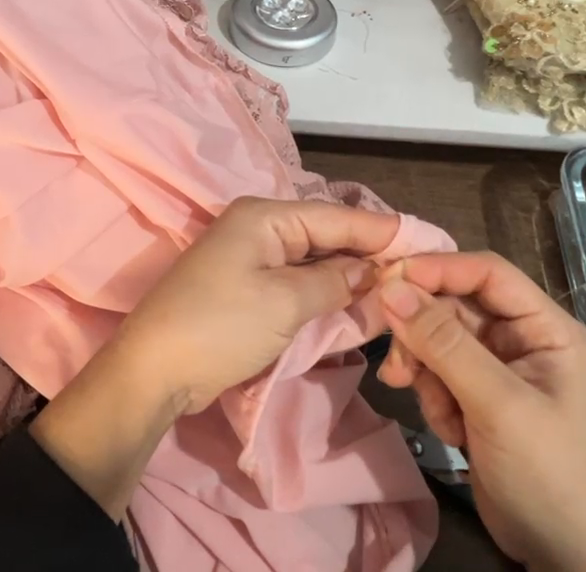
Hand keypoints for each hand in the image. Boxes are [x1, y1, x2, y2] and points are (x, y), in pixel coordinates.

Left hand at [117, 196, 401, 413]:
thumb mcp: (283, 302)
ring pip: (315, 261)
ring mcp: (252, 259)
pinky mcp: (249, 289)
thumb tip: (371, 272)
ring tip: (402, 288)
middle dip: (370, 254)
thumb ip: (332, 283)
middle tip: (422, 272)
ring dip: (351, 276)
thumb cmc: (219, 325)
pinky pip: (298, 282)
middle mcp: (259, 229)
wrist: (155, 368)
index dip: (381, 231)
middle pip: (327, 236)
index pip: (336, 217)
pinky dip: (327, 293)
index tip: (429, 242)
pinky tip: (358, 304)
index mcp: (264, 217)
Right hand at [375, 252, 585, 571]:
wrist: (573, 564)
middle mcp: (523, 341)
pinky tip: (448, 429)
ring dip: (424, 369)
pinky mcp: (479, 401)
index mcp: (546, 329)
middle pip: (453, 306)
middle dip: (422, 332)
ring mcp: (500, 372)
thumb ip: (443, 343)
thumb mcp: (499, 406)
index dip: (437, 268)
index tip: (386, 279)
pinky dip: (432, 395)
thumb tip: (389, 285)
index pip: (485, 273)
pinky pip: (438, 374)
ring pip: (438, 340)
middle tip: (396, 364)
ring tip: (425, 403)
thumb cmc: (553, 476)